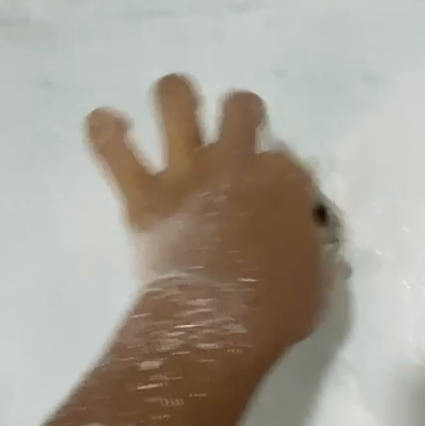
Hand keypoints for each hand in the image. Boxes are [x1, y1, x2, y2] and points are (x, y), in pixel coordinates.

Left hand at [86, 73, 329, 359]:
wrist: (220, 328)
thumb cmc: (278, 312)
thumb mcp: (317, 282)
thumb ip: (313, 251)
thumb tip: (310, 244)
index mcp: (286, 184)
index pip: (290, 162)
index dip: (285, 178)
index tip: (281, 200)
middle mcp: (238, 164)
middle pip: (240, 109)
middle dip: (242, 114)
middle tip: (238, 134)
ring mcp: (188, 174)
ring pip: (176, 101)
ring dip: (177, 97)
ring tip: (179, 107)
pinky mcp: (144, 194)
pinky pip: (112, 147)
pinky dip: (106, 131)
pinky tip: (110, 124)